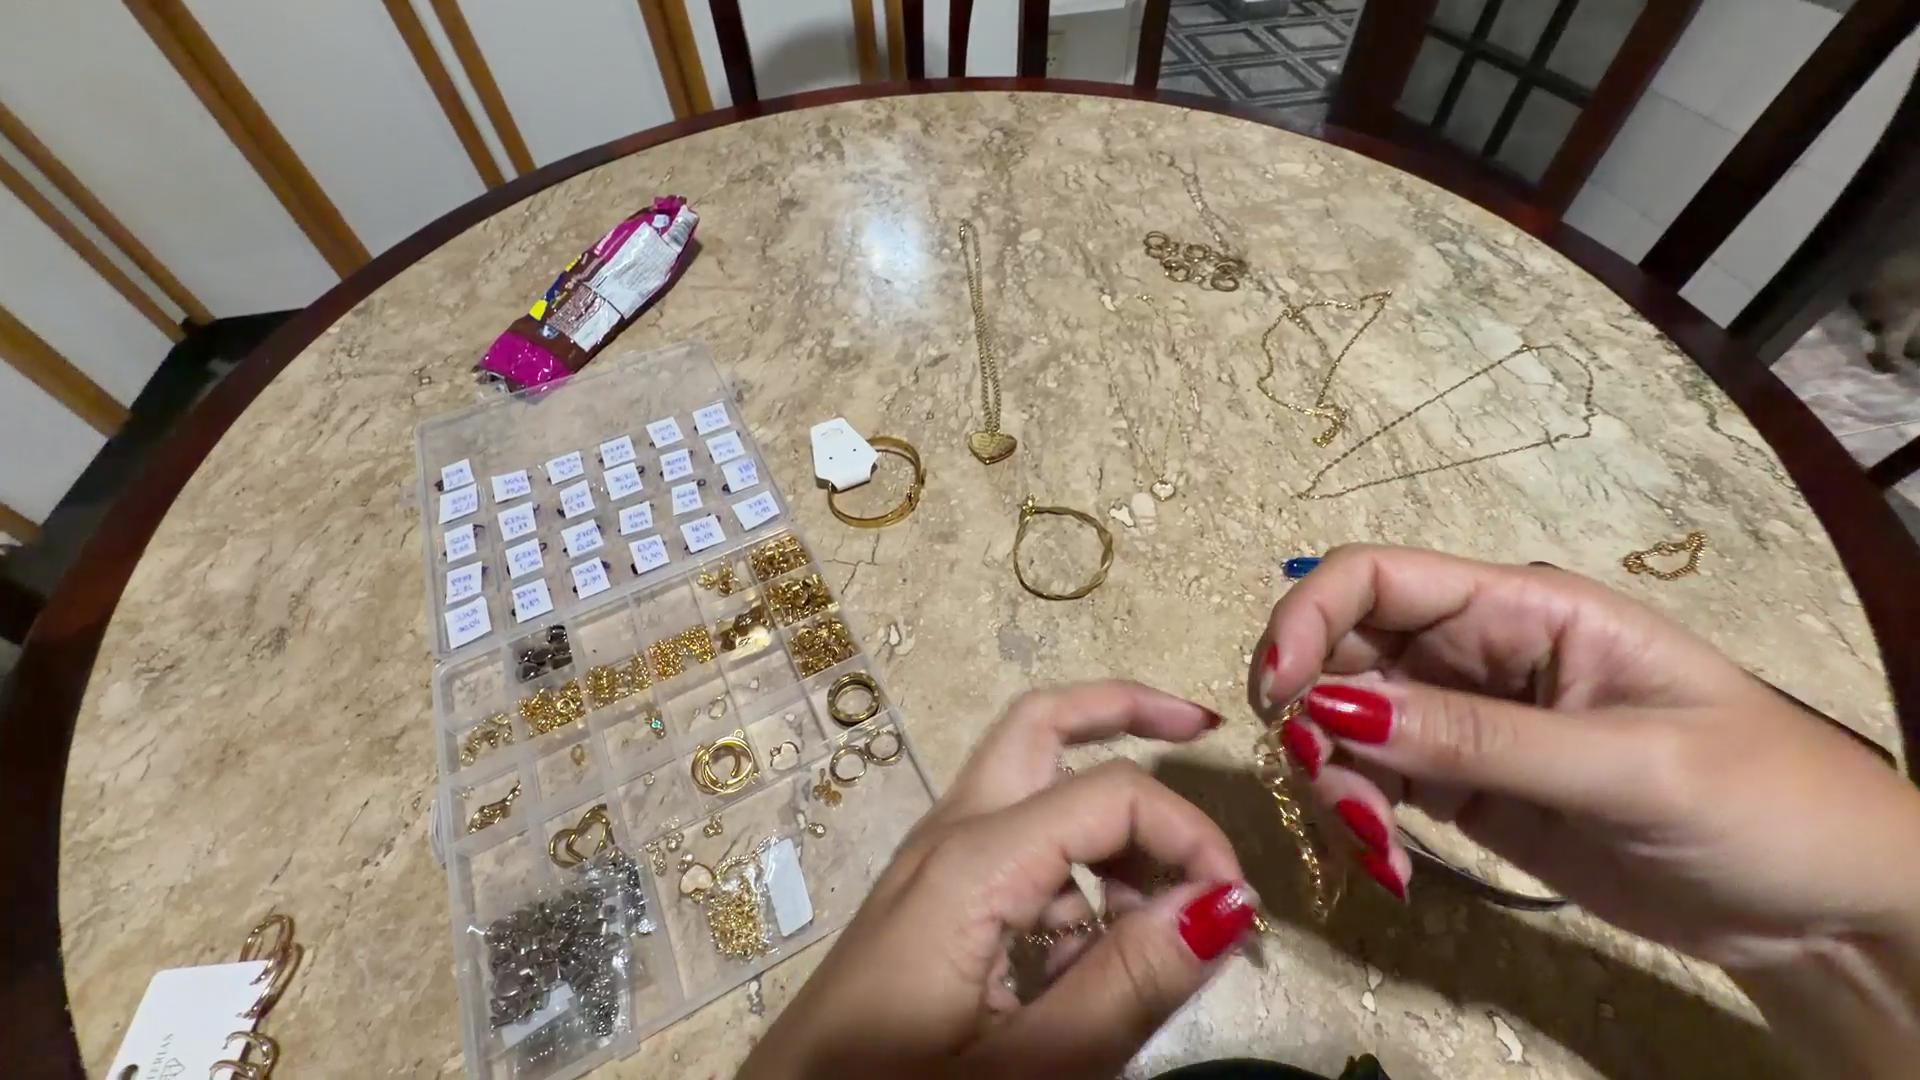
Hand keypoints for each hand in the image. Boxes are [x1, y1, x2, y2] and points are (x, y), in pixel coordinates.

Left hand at [739, 682, 1256, 1079]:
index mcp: (975, 858)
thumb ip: (1131, 983)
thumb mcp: (1032, 1066)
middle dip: (1122, 707)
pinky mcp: (934, 889)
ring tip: (1157, 891)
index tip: (1237, 913)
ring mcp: (936, 854)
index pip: (1111, 791)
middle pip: (1042, 722)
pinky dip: (1070, 859)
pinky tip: (1093, 942)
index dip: (1189, 834)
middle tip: (1199, 724)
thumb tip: (1227, 902)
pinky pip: (1013, 838)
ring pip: (1027, 775)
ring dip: (1100, 803)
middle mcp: (952, 830)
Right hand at [1250, 545, 1919, 1075]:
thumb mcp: (1627, 766)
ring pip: (1339, 723)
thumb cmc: (1766, 805)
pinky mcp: (1449, 780)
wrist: (1832, 911)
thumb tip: (1331, 709)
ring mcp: (1452, 718)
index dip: (1307, 615)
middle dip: (1308, 711)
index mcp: (1516, 610)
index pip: (1375, 578)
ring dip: (1329, 777)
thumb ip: (1474, 737)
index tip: (1275, 689)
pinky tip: (1388, 865)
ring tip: (1373, 842)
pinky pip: (1367, 781)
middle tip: (1318, 778)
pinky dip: (1356, 818)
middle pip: (1339, 651)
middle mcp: (1466, 652)